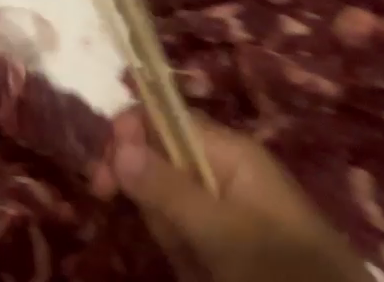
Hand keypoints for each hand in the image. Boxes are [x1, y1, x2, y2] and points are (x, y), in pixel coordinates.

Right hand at [113, 115, 372, 281]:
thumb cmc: (282, 270)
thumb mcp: (222, 233)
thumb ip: (167, 188)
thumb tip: (115, 144)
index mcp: (229, 150)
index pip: (160, 118)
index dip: (125, 138)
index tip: (101, 178)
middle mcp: (226, 168)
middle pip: (158, 160)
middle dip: (151, 199)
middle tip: (164, 238)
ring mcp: (229, 206)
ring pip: (169, 203)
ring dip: (171, 235)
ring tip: (198, 267)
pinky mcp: (231, 240)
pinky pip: (188, 233)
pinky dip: (186, 255)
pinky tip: (202, 272)